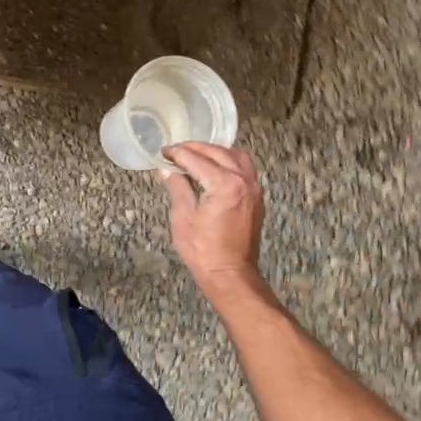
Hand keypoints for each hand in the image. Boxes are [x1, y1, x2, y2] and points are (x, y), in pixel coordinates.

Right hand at [161, 142, 265, 291]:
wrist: (230, 273)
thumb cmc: (202, 249)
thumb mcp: (183, 217)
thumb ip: (178, 187)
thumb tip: (167, 170)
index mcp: (224, 184)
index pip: (196, 159)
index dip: (177, 153)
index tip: (163, 151)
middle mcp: (244, 181)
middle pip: (218, 152)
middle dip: (196, 148)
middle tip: (176, 150)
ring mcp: (254, 190)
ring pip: (236, 157)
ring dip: (216, 152)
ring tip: (196, 155)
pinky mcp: (256, 199)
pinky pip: (245, 170)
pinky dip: (229, 162)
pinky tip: (214, 169)